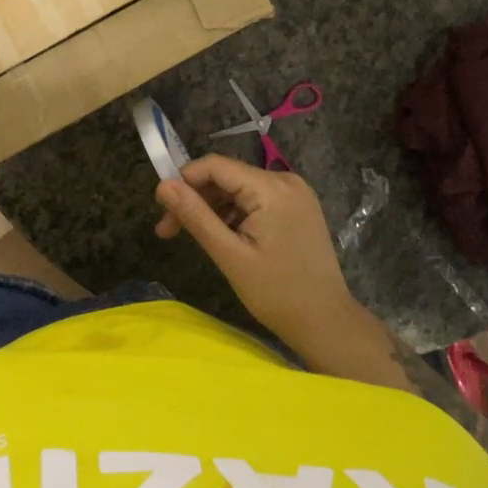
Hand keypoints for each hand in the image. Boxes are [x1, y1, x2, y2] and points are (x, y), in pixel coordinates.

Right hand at [154, 154, 358, 350]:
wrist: (326, 322)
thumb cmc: (277, 293)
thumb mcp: (230, 256)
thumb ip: (196, 216)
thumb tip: (162, 185)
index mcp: (271, 188)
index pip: (216, 166)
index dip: (183, 180)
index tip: (160, 208)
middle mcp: (285, 180)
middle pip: (227, 176)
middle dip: (196, 199)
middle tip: (168, 231)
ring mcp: (294, 192)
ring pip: (239, 188)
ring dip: (212, 208)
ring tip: (190, 237)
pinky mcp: (297, 206)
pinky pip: (255, 199)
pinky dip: (233, 214)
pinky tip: (221, 237)